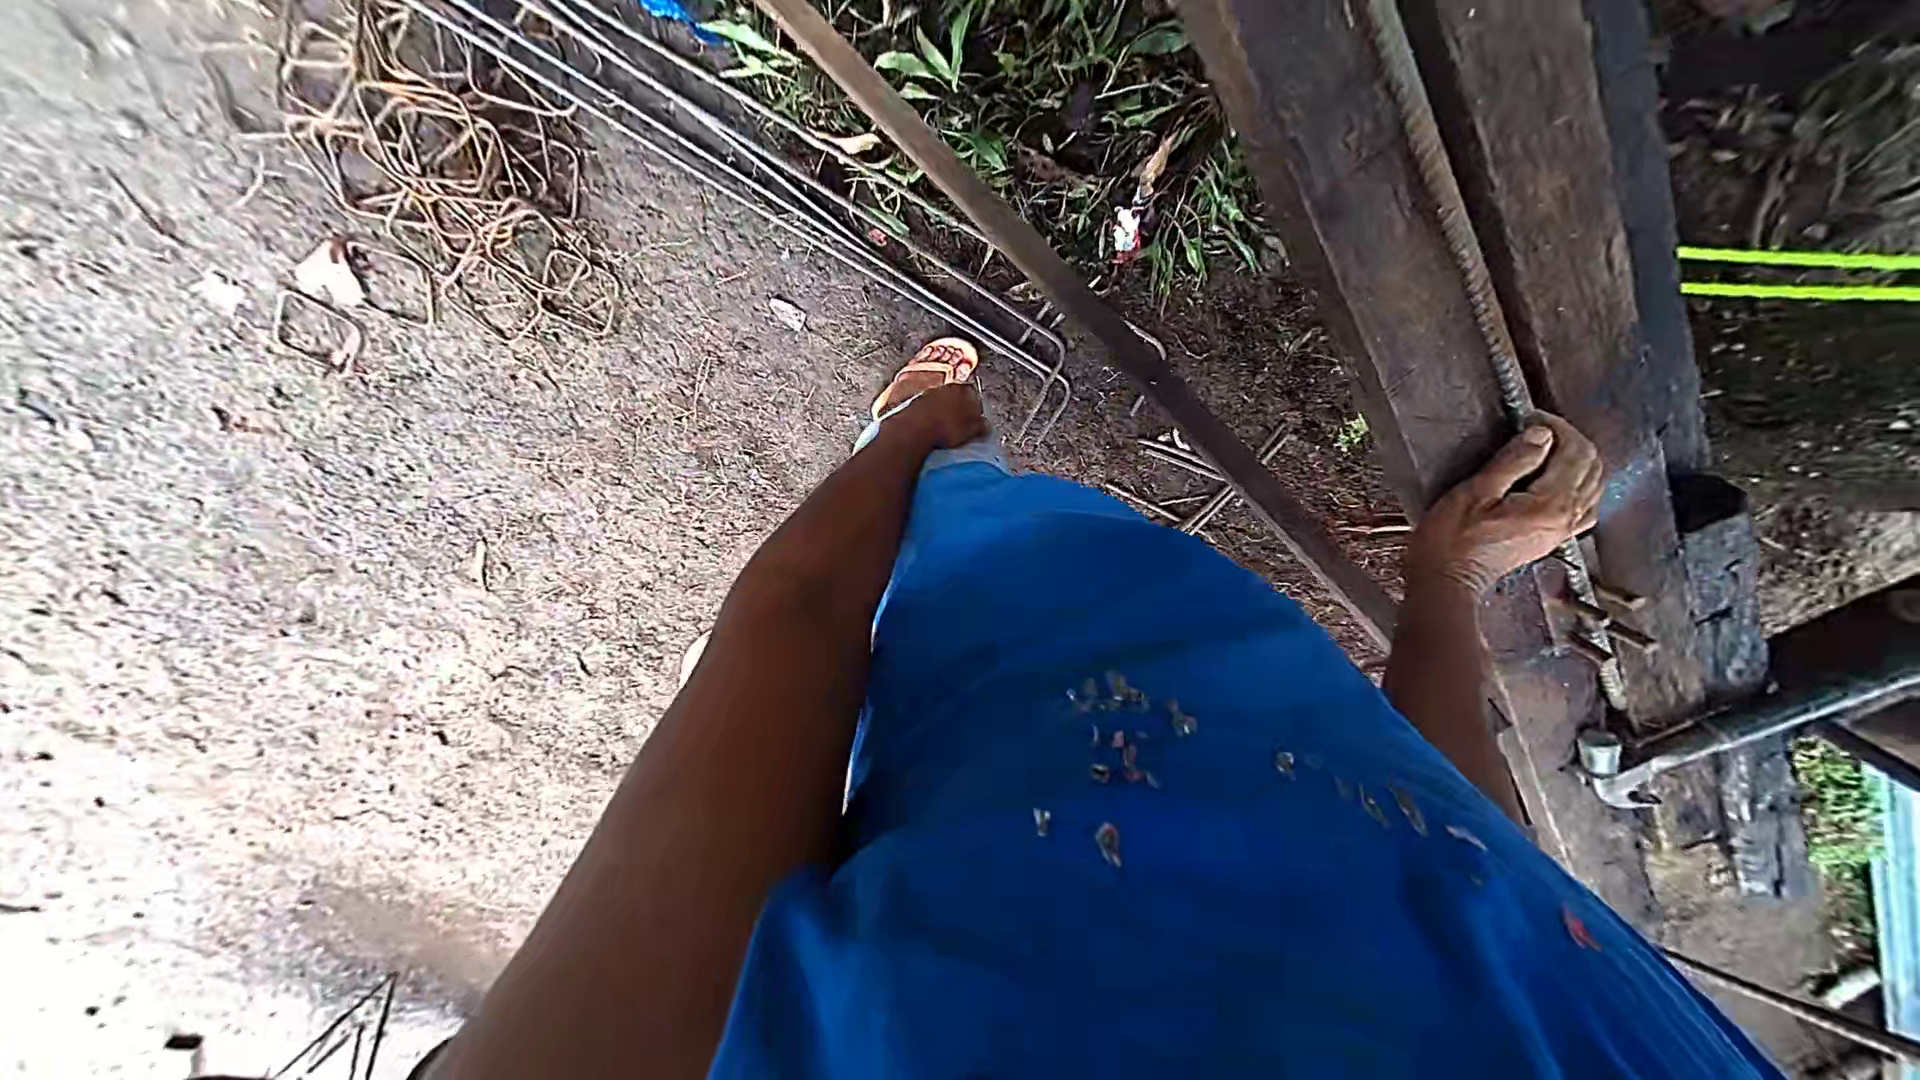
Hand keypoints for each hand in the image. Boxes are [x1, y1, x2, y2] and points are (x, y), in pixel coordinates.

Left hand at [881, 383, 988, 452]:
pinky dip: (930, 417)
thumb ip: (980, 426)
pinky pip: (927, 409)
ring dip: (943, 413)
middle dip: (959, 410)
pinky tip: (929, 429)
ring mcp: (929, 393)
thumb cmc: (946, 428)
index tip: (975, 423)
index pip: (974, 397)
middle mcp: (946, 387)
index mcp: (963, 390)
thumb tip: (985, 426)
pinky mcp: (914, 402)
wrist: (914, 428)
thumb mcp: (970, 431)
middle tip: (960, 427)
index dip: (976, 411)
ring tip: (943, 430)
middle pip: (956, 398)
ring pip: (941, 403)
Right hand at [1405, 412, 1603, 595]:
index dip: (1557, 428)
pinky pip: (1584, 506)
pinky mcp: (1550, 539)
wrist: (1445, 581)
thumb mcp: (1472, 494)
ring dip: (1578, 460)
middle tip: (1539, 427)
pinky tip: (1562, 481)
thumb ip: (1510, 463)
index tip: (1532, 416)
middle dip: (1570, 440)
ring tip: (1548, 448)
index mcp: (1550, 504)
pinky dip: (1580, 485)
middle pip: (1590, 467)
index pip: (1573, 453)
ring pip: (1593, 485)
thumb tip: (1539, 435)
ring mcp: (1561, 531)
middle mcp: (1566, 518)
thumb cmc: (1449, 542)